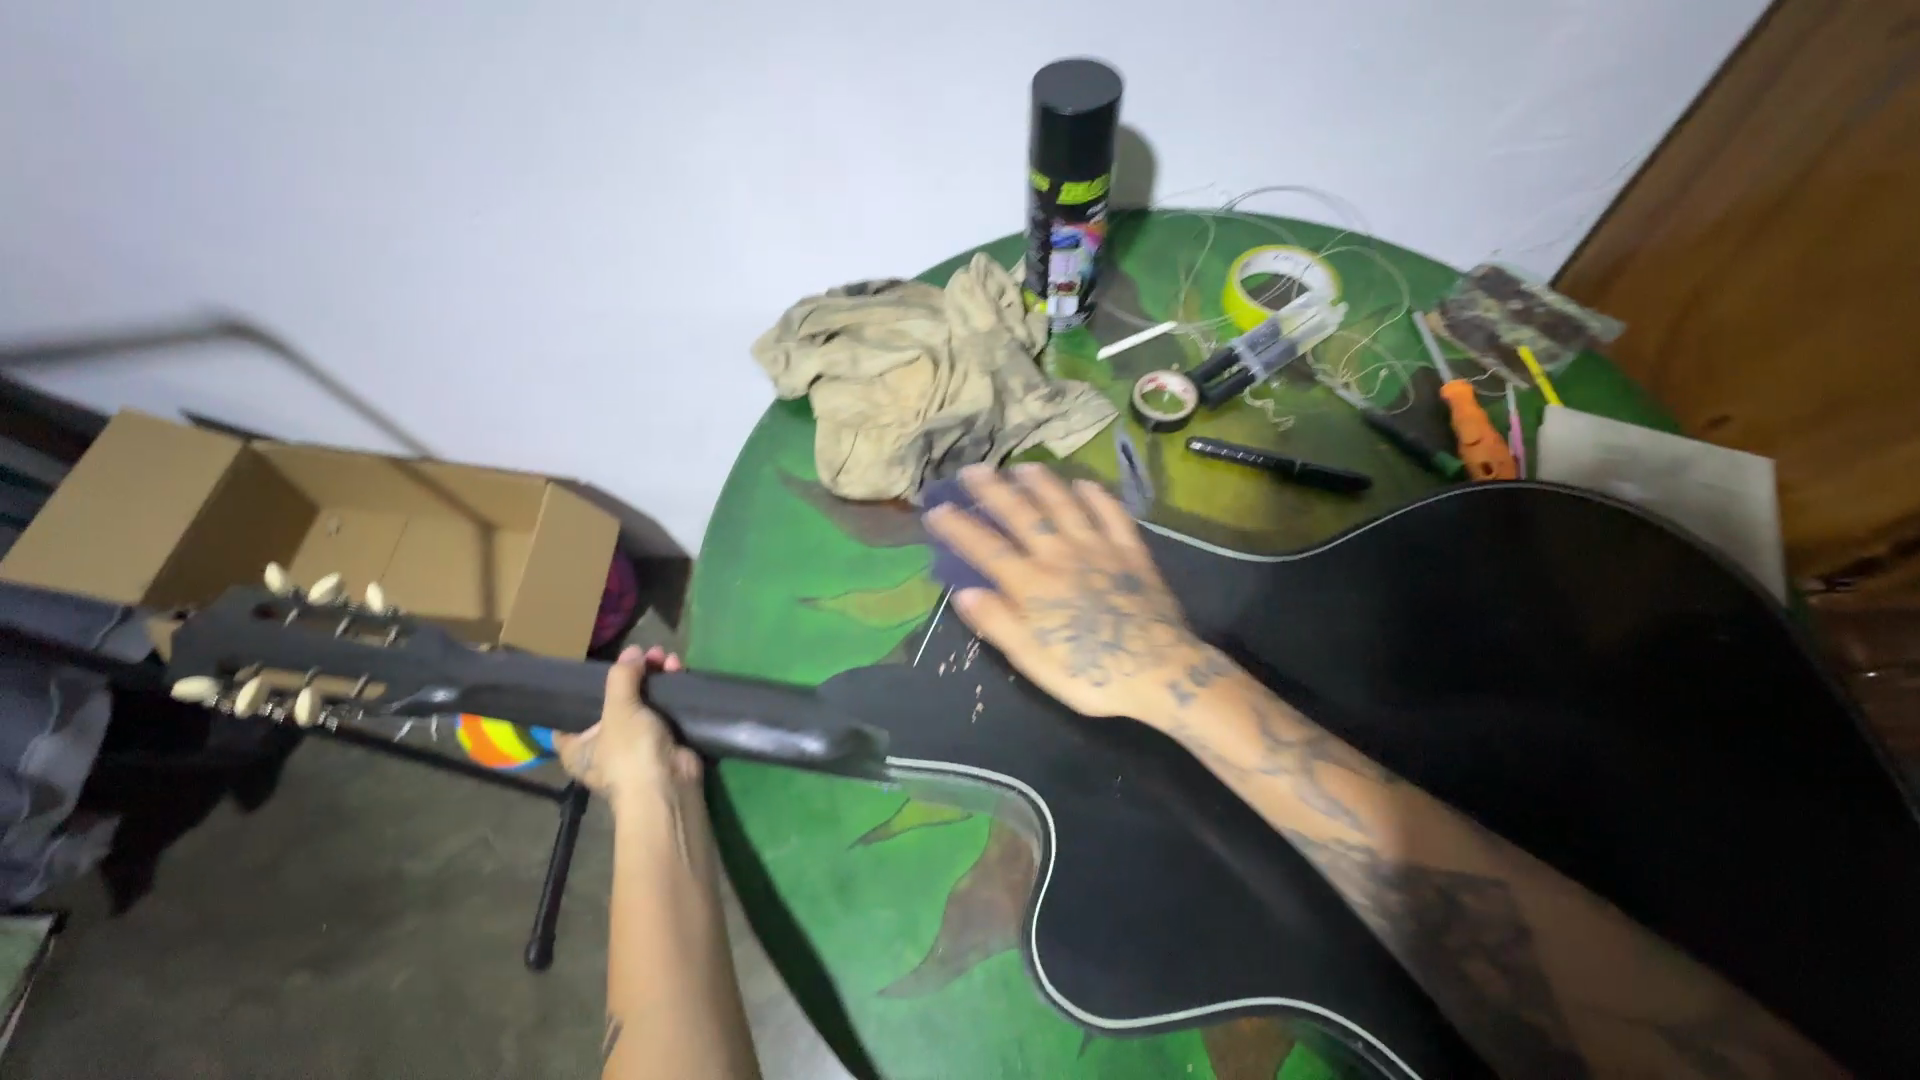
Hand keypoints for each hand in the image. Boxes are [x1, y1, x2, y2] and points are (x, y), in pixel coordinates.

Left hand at [553, 646, 699, 814]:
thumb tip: (632, 651)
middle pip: (613, 702)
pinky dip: (671, 692)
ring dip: (654, 679)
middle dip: (631, 676)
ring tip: (666, 657)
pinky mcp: (665, 742)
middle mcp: (604, 746)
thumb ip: (621, 677)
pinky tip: (678, 670)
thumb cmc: (629, 752)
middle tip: (645, 655)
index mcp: (578, 747)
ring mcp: (636, 744)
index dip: (581, 692)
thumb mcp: (618, 709)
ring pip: (643, 703)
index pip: (570, 716)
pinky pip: (665, 711)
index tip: (595, 670)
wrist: (669, 786)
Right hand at [922, 464, 1232, 725]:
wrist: (1159, 672)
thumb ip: (998, 623)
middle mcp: (1060, 556)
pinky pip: (1113, 515)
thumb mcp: (1032, 660)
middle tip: (973, 470)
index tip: (937, 510)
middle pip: (1022, 514)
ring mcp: (1099, 549)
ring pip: (1065, 505)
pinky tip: (1086, 484)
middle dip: (994, 491)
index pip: (986, 548)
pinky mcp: (1131, 552)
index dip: (959, 527)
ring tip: (1023, 467)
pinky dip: (1097, 497)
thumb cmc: (1090, 674)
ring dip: (1042, 484)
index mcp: (1032, 585)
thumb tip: (964, 592)